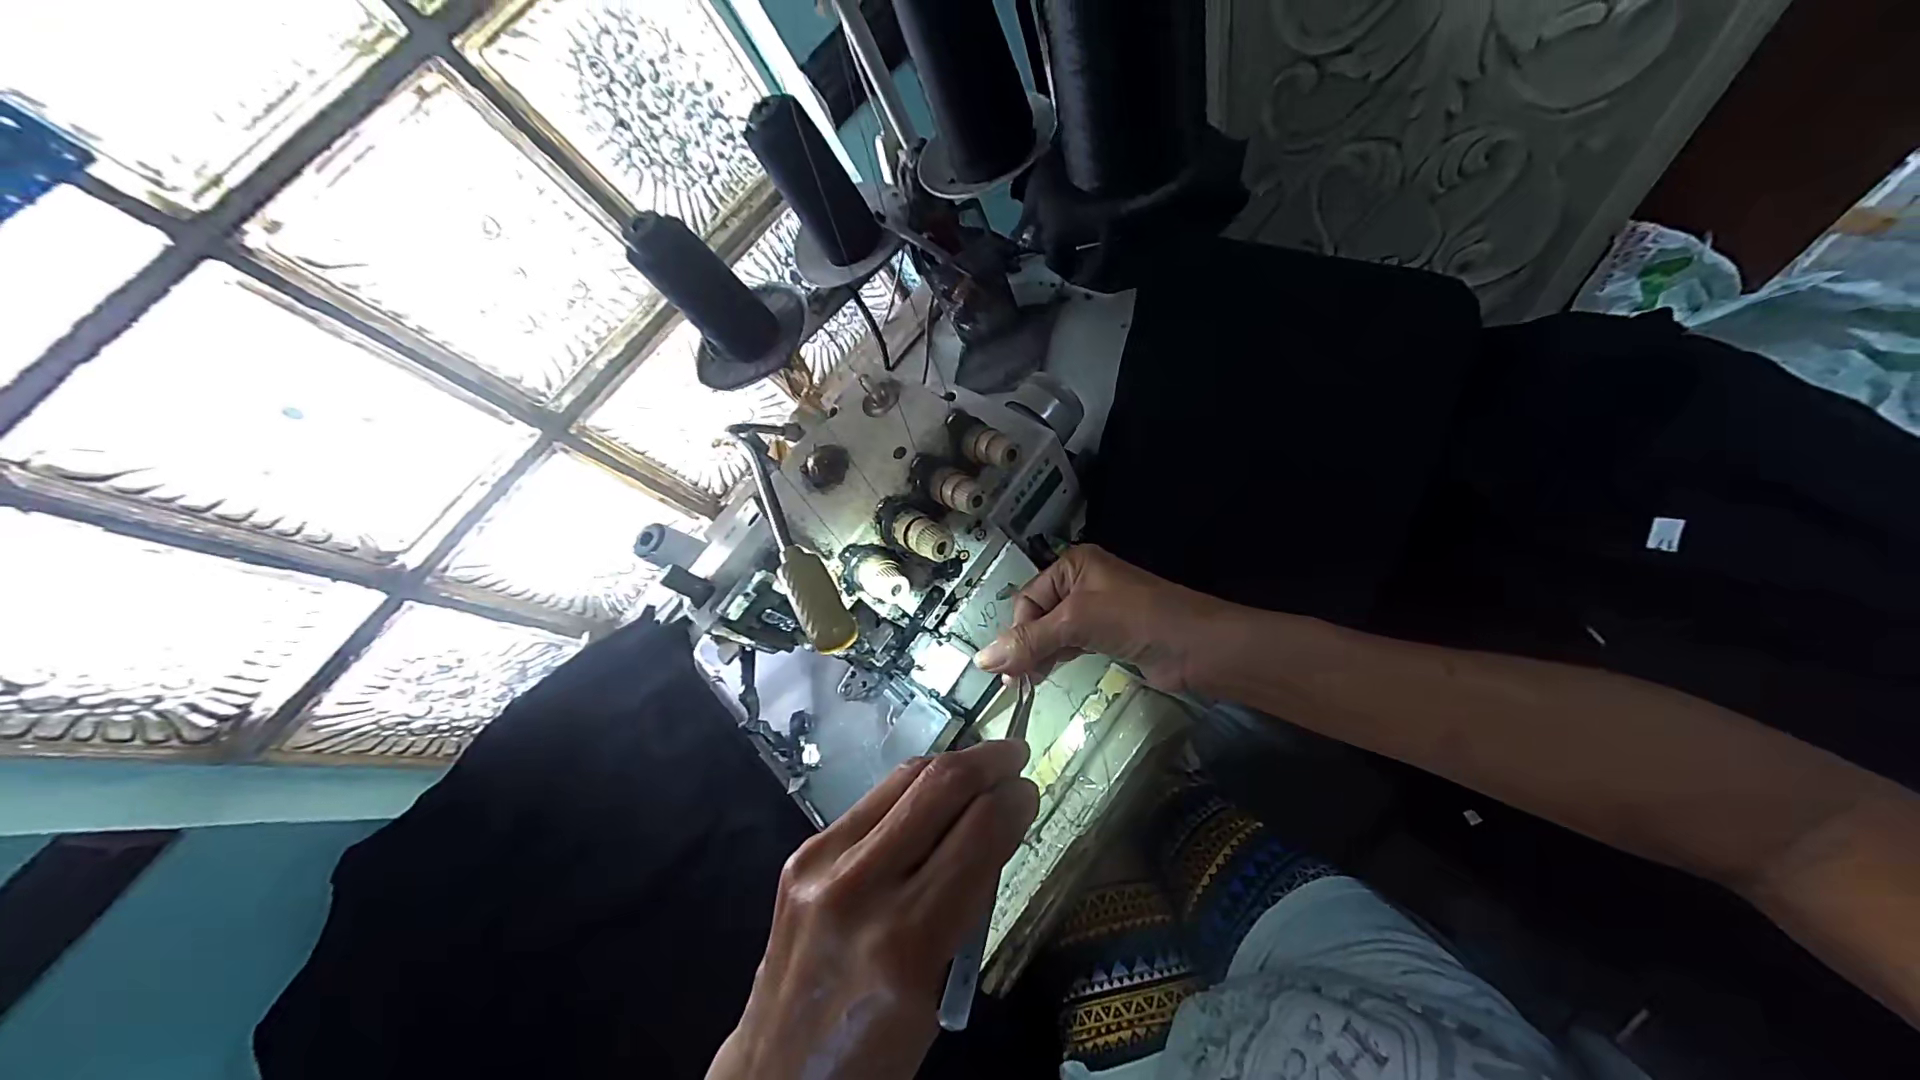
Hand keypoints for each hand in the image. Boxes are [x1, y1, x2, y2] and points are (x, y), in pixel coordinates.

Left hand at [707, 739, 1038, 1079]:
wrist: (775, 1071)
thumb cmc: (874, 1047)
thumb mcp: (939, 988)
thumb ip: (967, 903)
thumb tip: (996, 826)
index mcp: (906, 942)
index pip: (978, 834)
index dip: (1013, 801)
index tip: (1030, 791)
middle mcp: (859, 889)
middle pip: (938, 787)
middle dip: (986, 761)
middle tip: (1014, 754)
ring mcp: (821, 864)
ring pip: (902, 780)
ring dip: (950, 764)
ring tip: (980, 764)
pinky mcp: (801, 854)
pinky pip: (871, 801)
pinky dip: (912, 788)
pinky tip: (932, 792)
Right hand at [972, 545, 1235, 693]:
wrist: (1199, 647)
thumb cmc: (1137, 619)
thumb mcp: (1078, 622)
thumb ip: (1030, 640)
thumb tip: (981, 661)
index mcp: (1073, 564)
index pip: (1028, 598)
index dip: (1017, 631)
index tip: (1007, 668)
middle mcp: (1082, 582)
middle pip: (1038, 615)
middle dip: (1025, 645)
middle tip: (1013, 682)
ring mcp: (1097, 609)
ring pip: (1052, 632)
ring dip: (1038, 655)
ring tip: (1025, 684)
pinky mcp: (1108, 634)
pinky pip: (1071, 644)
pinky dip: (1056, 658)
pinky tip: (1046, 675)